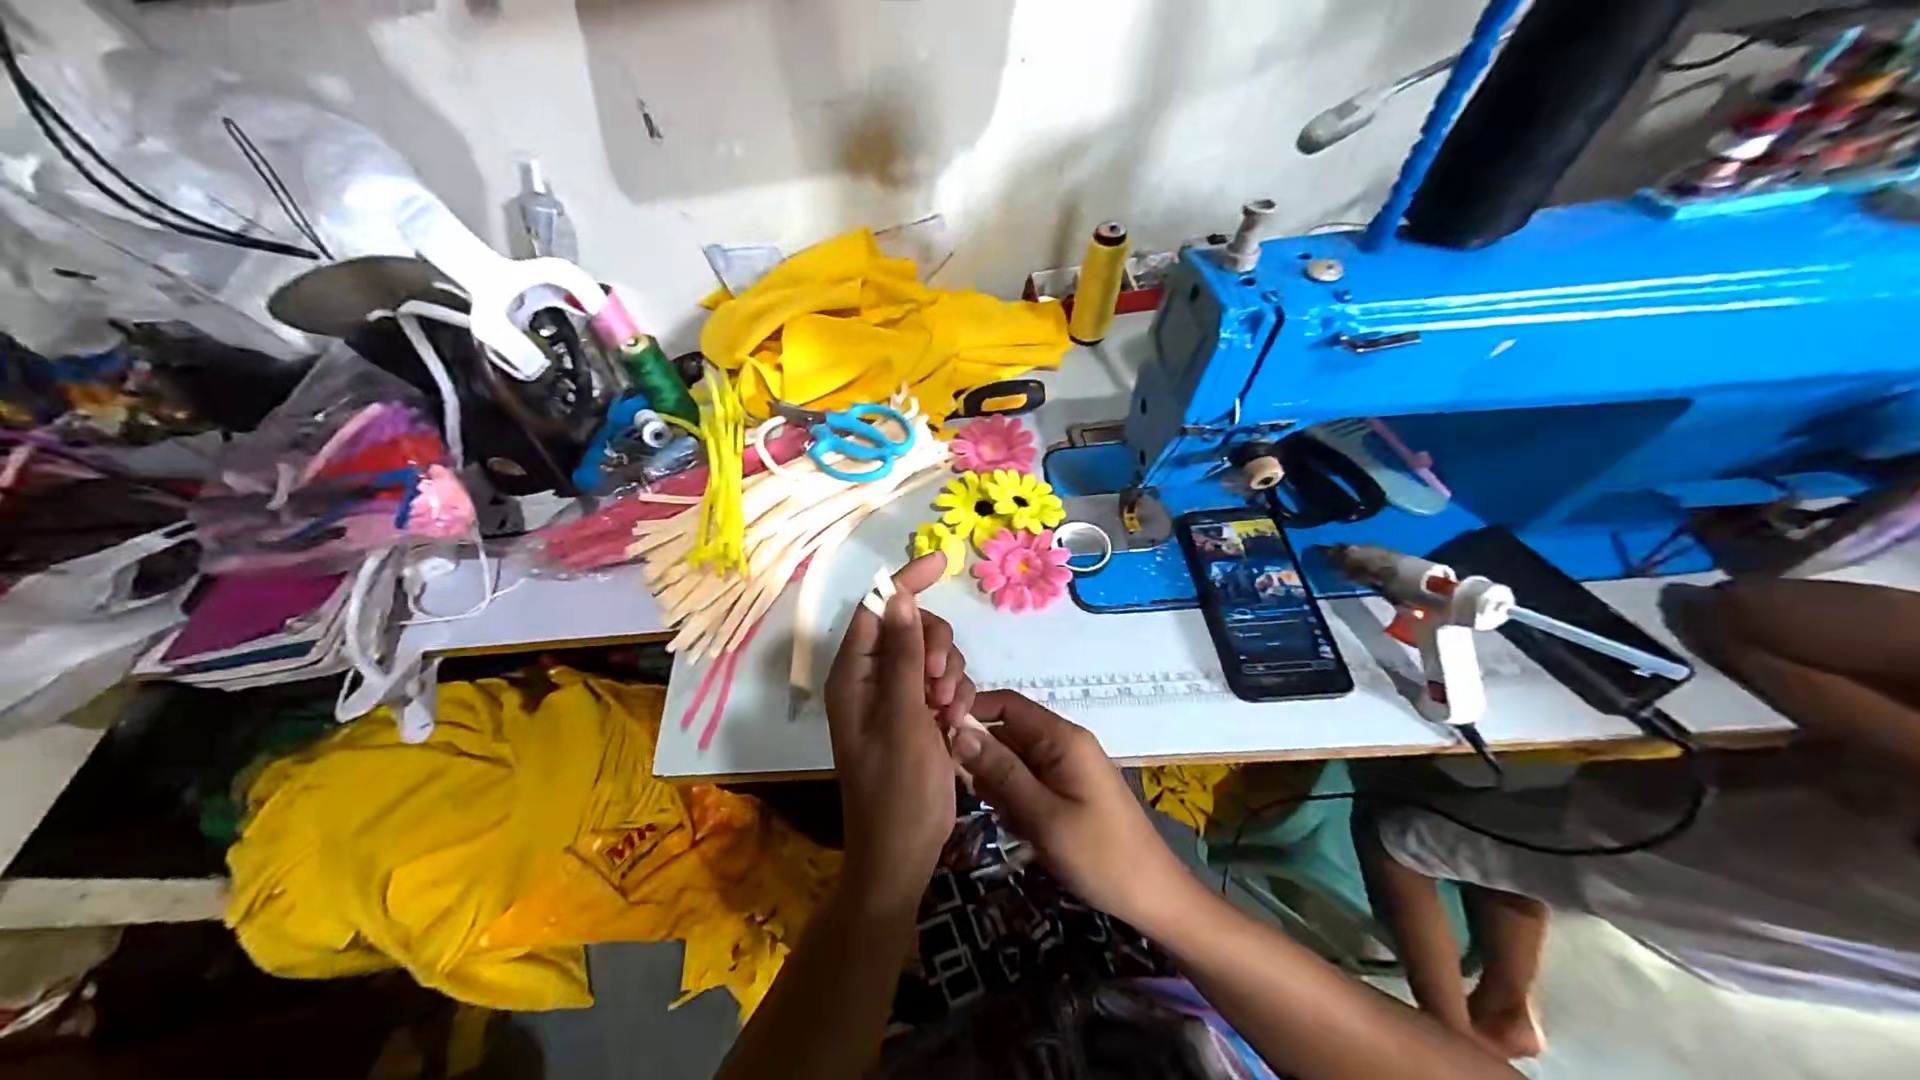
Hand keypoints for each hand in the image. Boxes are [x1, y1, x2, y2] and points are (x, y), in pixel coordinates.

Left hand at [825, 552, 975, 907]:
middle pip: (910, 628)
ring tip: (948, 709)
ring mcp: (897, 698)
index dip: (906, 583)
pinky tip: (955, 720)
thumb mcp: (902, 717)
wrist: (905, 853)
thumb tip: (897, 595)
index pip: (875, 609)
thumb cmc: (896, 788)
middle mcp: (872, 680)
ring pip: (933, 654)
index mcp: (853, 676)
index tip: (942, 562)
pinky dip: (955, 693)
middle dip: (936, 645)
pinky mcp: (919, 715)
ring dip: (950, 672)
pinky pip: (944, 682)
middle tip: (942, 681)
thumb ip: (902, 654)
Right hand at [953, 691, 1197, 932]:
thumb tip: (958, 731)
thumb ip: (1001, 771)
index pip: (1005, 704)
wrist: (1153, 896)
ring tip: (1010, 819)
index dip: (970, 713)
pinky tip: (1022, 828)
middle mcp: (1062, 743)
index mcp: (1061, 737)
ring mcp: (1065, 766)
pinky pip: (1027, 781)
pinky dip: (1015, 800)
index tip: (939, 739)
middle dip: (985, 761)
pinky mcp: (1066, 788)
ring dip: (999, 786)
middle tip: (980, 798)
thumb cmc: (1100, 855)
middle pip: (1006, 732)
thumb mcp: (1043, 815)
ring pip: (1012, 759)